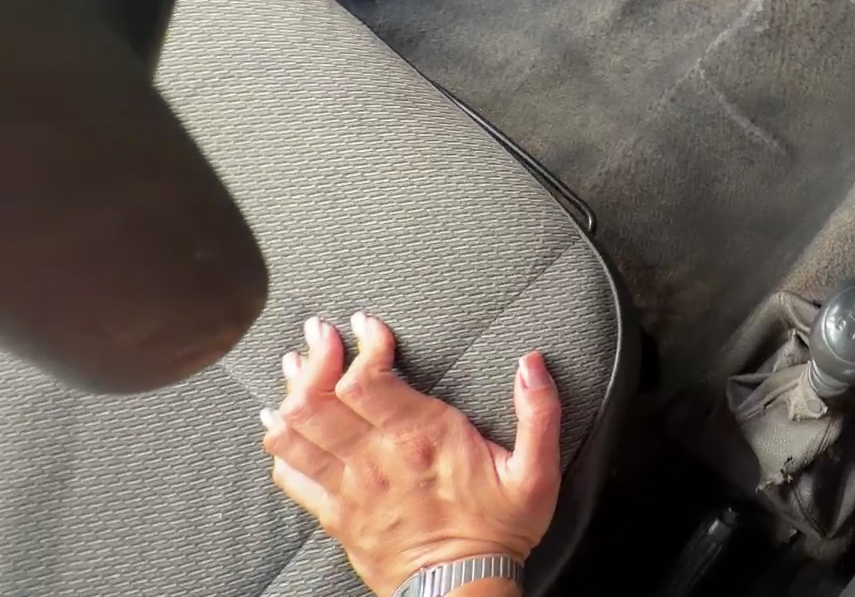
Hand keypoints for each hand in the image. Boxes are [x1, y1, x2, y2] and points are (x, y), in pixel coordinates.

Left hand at [261, 313, 560, 595]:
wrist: (460, 591)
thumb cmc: (501, 526)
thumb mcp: (538, 468)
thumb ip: (540, 410)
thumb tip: (532, 362)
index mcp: (425, 439)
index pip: (371, 382)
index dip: (363, 346)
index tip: (370, 322)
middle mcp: (377, 459)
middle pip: (321, 400)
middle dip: (317, 357)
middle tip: (320, 329)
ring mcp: (350, 489)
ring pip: (297, 432)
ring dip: (291, 391)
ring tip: (295, 360)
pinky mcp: (336, 514)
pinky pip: (289, 474)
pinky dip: (278, 442)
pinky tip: (276, 420)